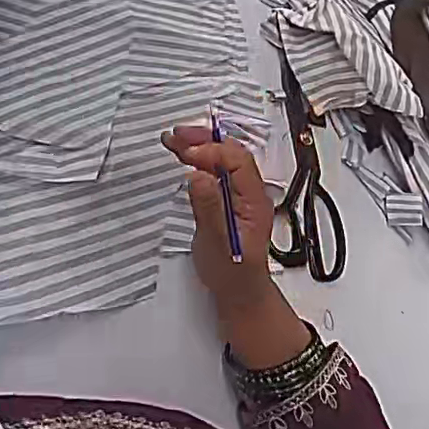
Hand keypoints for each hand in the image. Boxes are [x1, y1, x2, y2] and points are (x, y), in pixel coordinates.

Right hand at [162, 126, 310, 367]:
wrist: (239, 293)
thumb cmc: (234, 273)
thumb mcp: (219, 243)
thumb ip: (209, 209)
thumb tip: (198, 176)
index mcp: (254, 200)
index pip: (237, 162)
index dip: (212, 153)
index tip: (187, 154)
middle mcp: (249, 193)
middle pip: (231, 154)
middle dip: (204, 141)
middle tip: (177, 135)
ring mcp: (238, 195)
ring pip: (221, 160)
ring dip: (199, 147)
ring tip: (173, 140)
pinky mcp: (225, 199)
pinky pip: (214, 172)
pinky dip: (197, 161)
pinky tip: (182, 156)